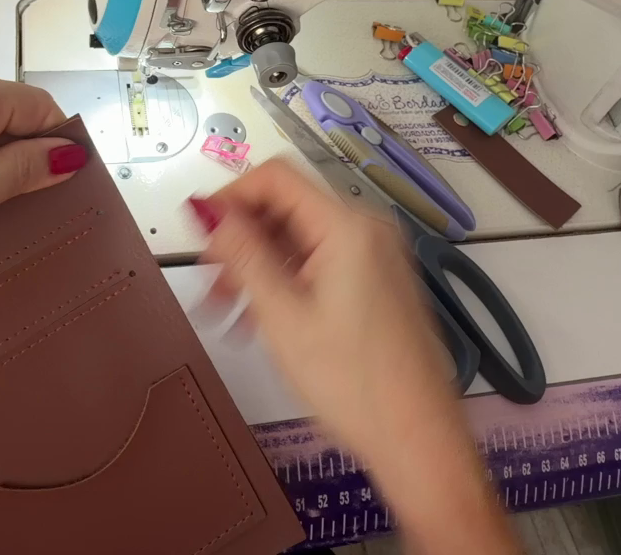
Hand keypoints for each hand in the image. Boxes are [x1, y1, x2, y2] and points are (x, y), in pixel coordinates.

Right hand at [194, 161, 456, 465]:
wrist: (420, 444)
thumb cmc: (356, 387)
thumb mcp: (282, 317)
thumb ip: (242, 253)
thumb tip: (209, 210)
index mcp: (347, 226)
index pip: (275, 177)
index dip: (230, 196)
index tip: (200, 228)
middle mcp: (366, 229)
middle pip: (285, 207)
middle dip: (240, 238)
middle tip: (211, 280)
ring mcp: (374, 254)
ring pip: (297, 236)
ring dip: (257, 263)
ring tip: (228, 309)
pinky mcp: (375, 278)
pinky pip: (317, 260)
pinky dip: (284, 278)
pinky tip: (260, 316)